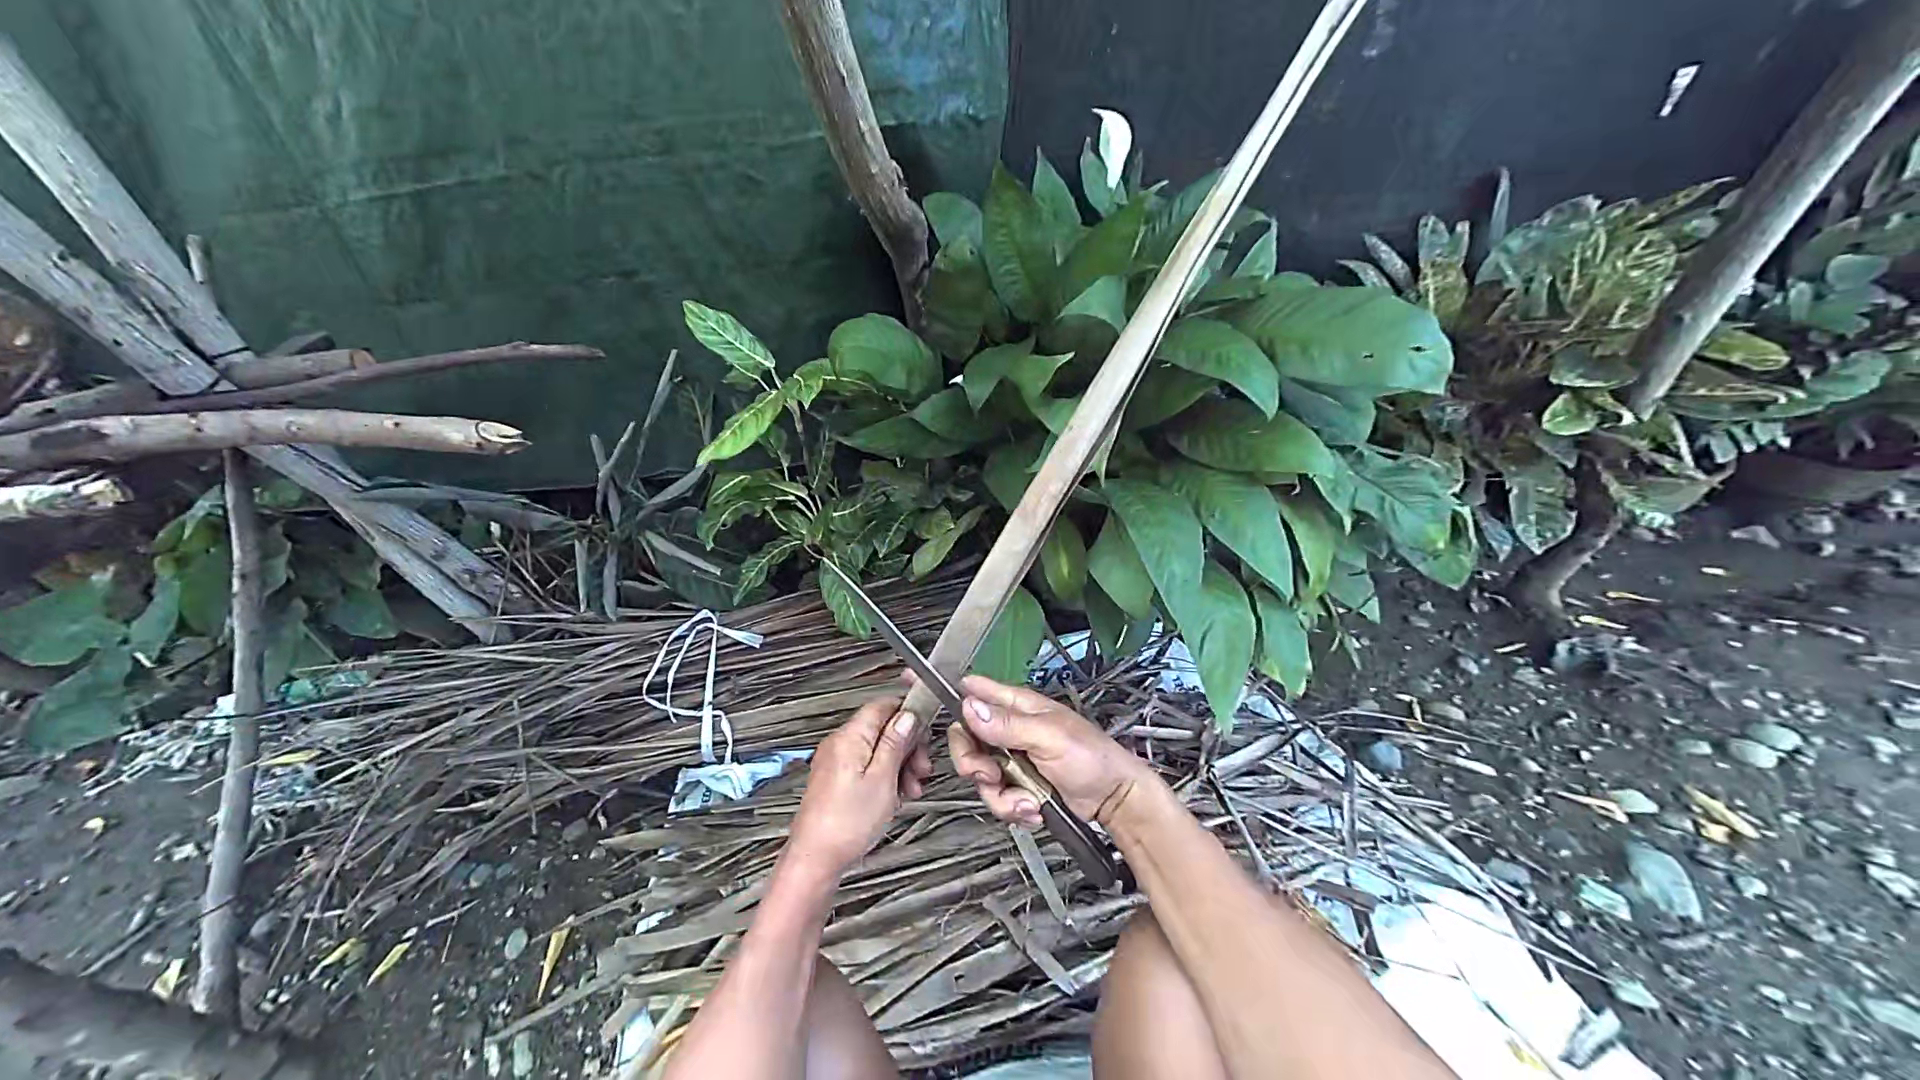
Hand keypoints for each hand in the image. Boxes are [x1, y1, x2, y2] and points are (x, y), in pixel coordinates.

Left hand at [787, 696, 931, 874]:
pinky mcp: (836, 780)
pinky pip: (867, 767)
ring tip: (911, 787)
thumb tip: (907, 716)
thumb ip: (895, 743)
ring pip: (877, 750)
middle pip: (882, 729)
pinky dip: (885, 777)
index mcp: (850, 737)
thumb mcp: (883, 779)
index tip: (924, 733)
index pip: (883, 706)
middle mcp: (839, 744)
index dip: (908, 715)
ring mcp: (836, 762)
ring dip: (900, 765)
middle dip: (907, 746)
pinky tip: (896, 795)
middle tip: (921, 767)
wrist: (816, 859)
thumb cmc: (845, 824)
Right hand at [947, 674, 1154, 827]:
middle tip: (990, 775)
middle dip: (974, 764)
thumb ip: (1008, 724)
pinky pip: (998, 797)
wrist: (1114, 800)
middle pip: (968, 741)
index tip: (965, 734)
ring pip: (981, 775)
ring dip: (1000, 795)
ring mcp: (1015, 759)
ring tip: (1026, 800)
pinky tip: (1033, 808)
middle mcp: (1012, 730)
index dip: (962, 709)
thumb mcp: (1049, 737)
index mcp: (1019, 706)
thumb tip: (971, 707)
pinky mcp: (1020, 784)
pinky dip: (1013, 808)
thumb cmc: (1094, 759)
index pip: (976, 694)